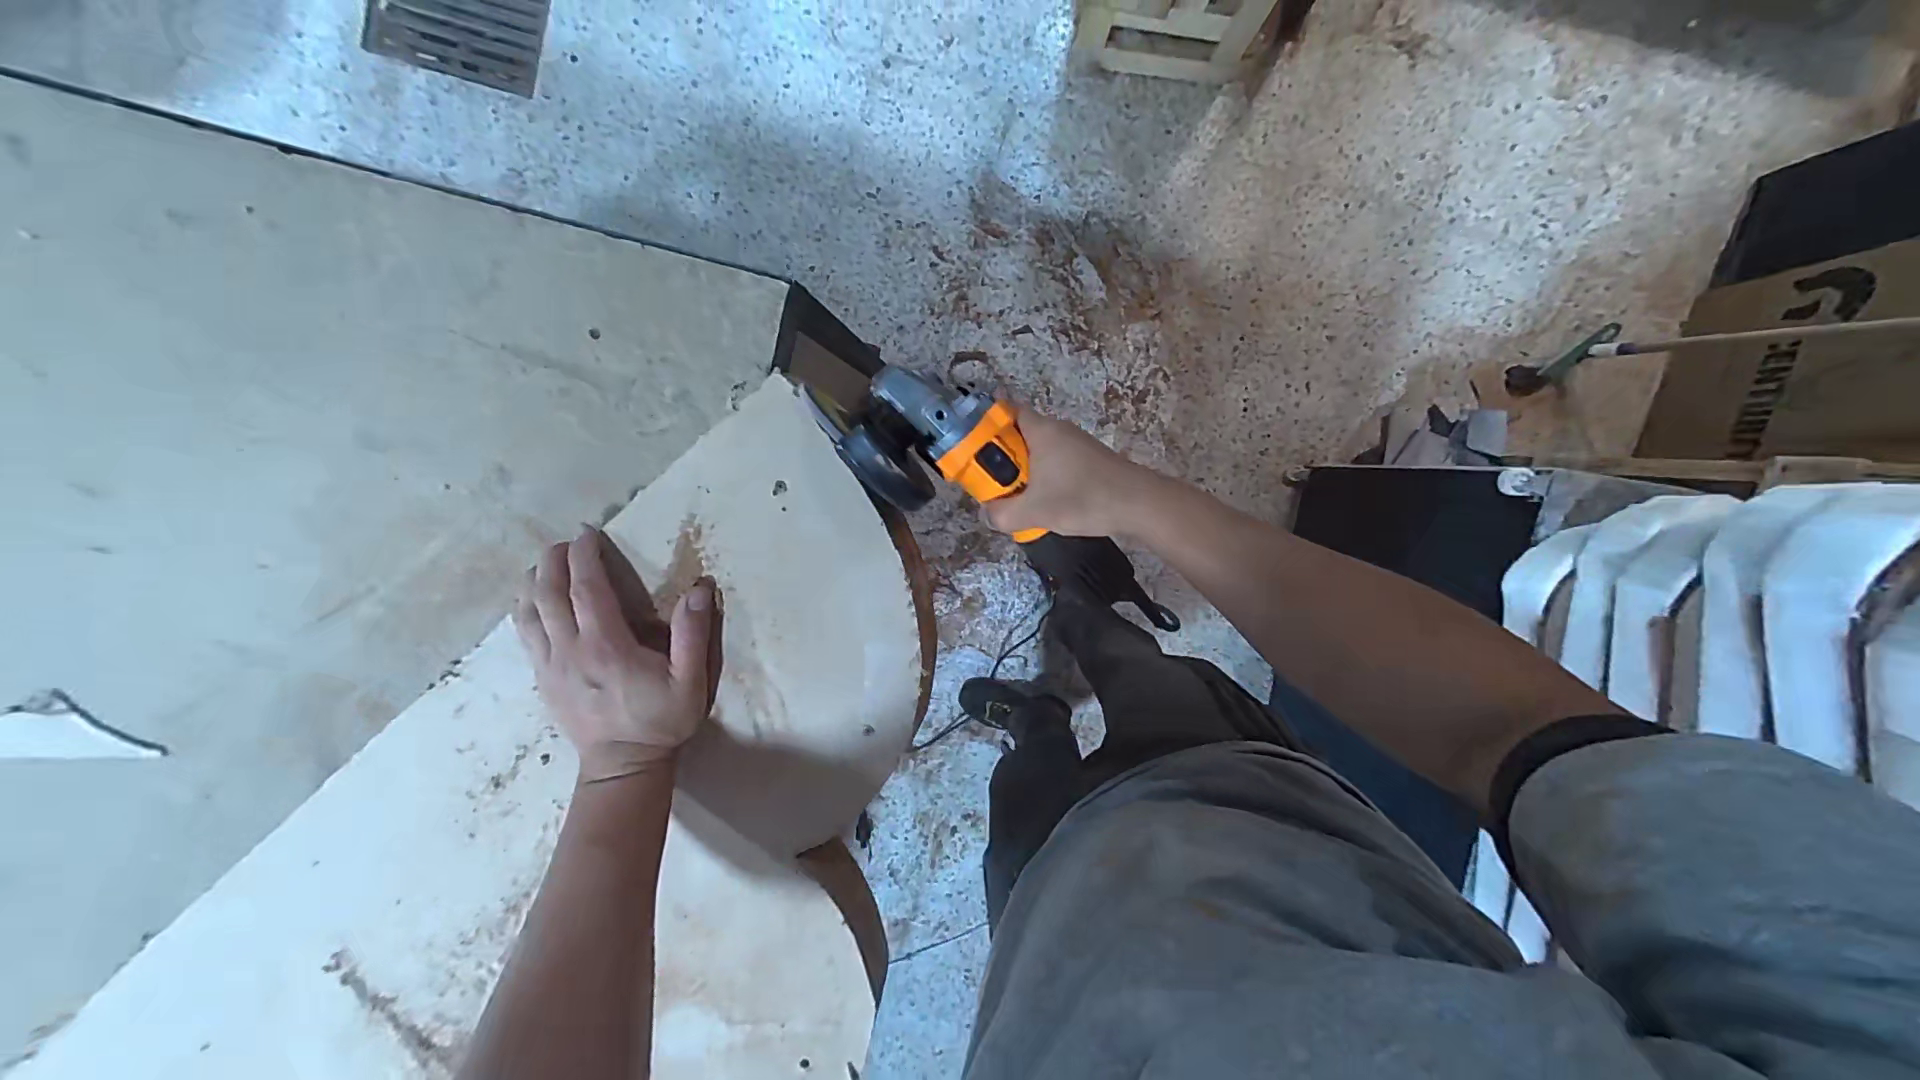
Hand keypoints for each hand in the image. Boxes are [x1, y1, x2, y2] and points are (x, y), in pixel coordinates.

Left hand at [513, 528, 720, 783]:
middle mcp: (569, 650)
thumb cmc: (660, 721)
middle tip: (567, 542)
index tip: (588, 534)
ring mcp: (549, 665)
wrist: (622, 766)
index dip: (584, 557)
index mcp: (605, 646)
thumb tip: (700, 590)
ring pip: (528, 612)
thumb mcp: (690, 682)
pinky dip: (526, 607)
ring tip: (546, 563)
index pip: (586, 589)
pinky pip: (524, 633)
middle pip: (547, 593)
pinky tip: (534, 599)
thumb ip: (694, 635)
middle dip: (554, 561)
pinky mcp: (542, 678)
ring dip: (534, 581)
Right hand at [984, 406, 1163, 539]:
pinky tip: (1045, 502)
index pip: (1005, 410)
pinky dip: (1043, 477)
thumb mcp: (1035, 512)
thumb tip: (988, 514)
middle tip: (991, 482)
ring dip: (1023, 471)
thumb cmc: (1083, 498)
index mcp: (1041, 430)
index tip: (972, 448)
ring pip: (1037, 451)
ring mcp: (1076, 444)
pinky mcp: (1088, 460)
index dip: (985, 424)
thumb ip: (1003, 514)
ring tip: (1017, 497)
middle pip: (1018, 434)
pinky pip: (1055, 462)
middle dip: (1001, 457)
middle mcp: (1058, 430)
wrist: (1138, 504)